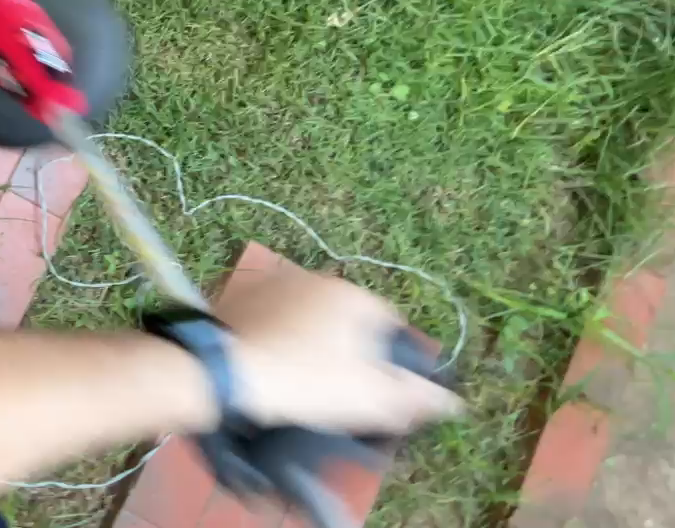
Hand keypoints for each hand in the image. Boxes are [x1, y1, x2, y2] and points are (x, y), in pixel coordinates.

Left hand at [216, 265, 461, 432]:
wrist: (227, 366)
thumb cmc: (307, 378)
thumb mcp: (374, 397)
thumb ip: (417, 396)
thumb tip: (448, 398)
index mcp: (350, 294)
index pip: (391, 323)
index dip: (393, 356)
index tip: (384, 384)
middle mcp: (311, 277)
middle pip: (349, 316)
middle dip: (355, 346)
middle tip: (348, 382)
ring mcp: (272, 281)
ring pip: (311, 313)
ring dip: (317, 338)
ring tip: (310, 373)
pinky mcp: (241, 293)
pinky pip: (277, 314)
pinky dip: (283, 332)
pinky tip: (278, 358)